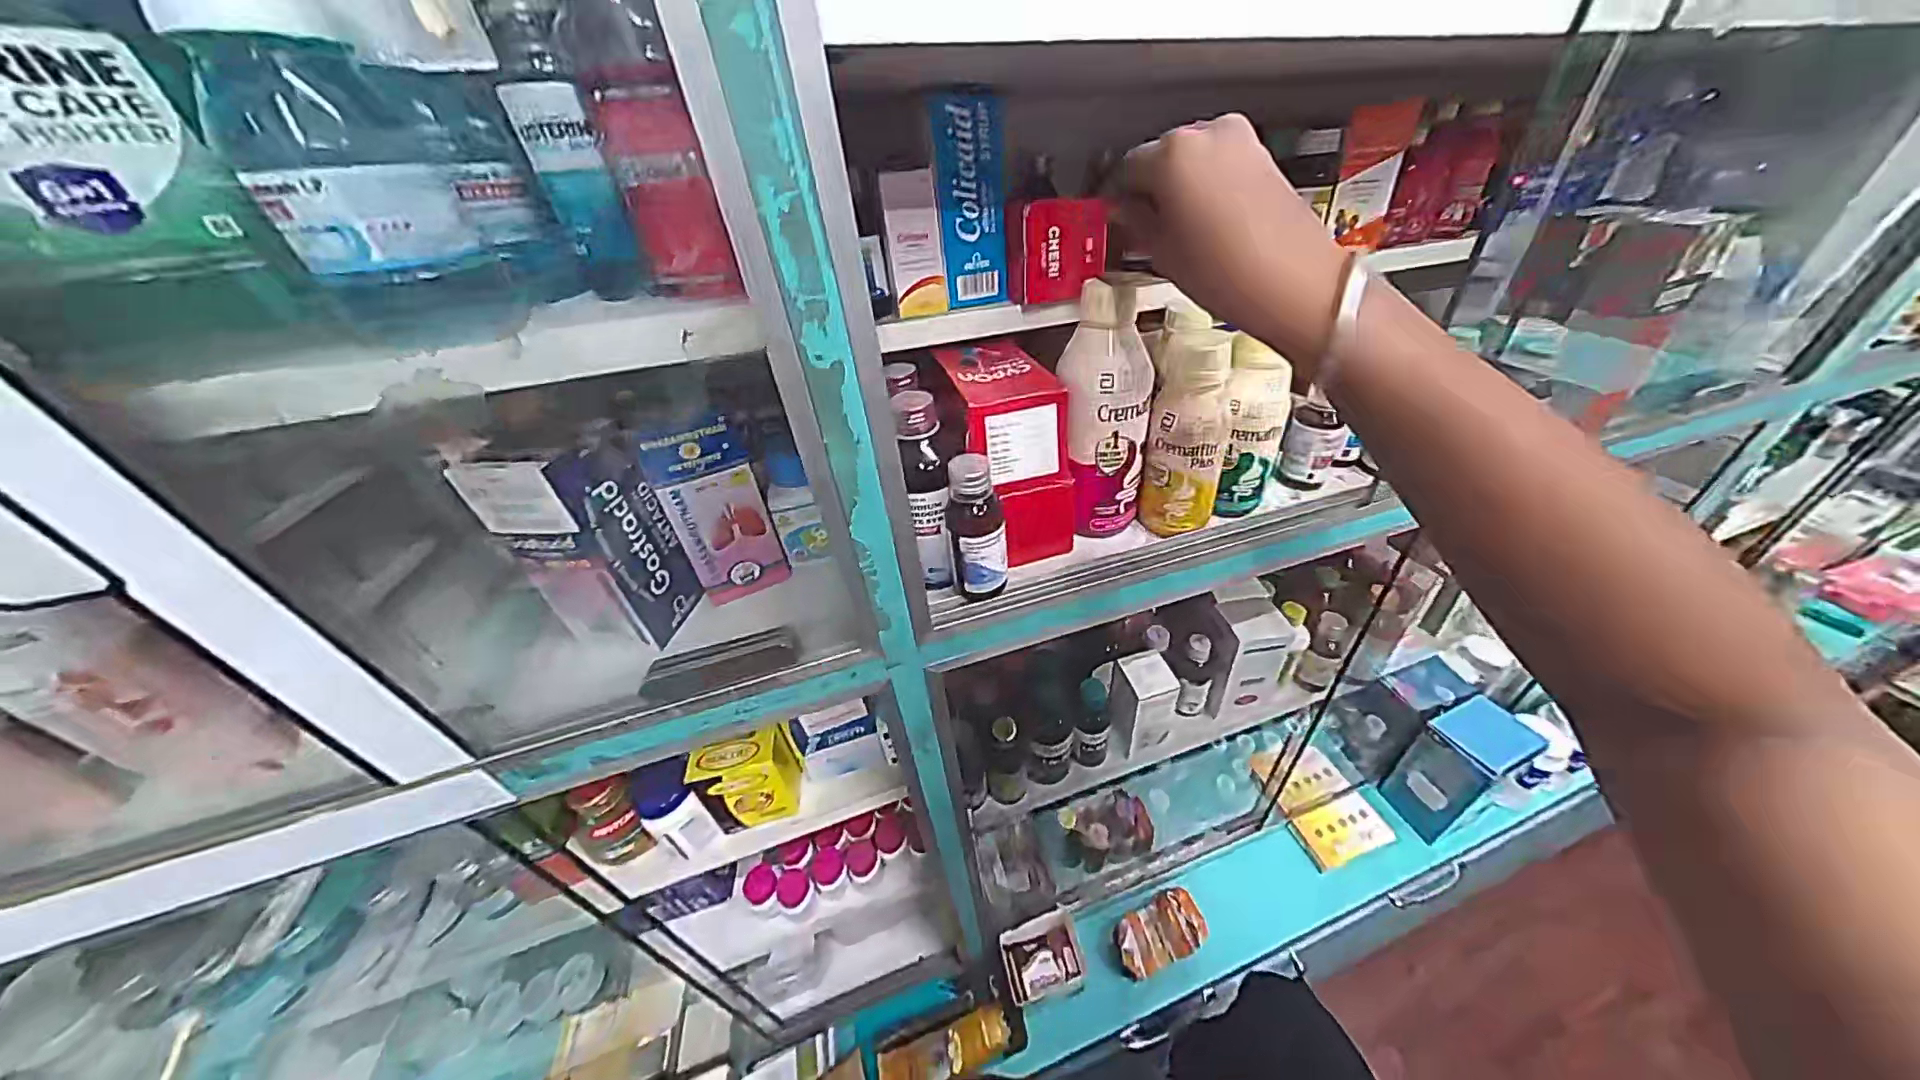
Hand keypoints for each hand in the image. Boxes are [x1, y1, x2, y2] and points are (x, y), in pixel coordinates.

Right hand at [1116, 114, 1347, 375]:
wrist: (1294, 283)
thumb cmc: (1227, 272)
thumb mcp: (1163, 253)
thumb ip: (1135, 223)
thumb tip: (1122, 212)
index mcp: (1172, 153)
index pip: (1125, 168)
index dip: (1115, 197)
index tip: (1113, 218)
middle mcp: (1206, 133)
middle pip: (1159, 158)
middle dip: (1148, 190)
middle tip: (1141, 229)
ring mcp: (1239, 141)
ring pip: (1190, 161)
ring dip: (1177, 189)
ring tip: (1175, 232)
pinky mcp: (1261, 156)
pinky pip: (1217, 165)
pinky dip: (1204, 188)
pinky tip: (1202, 225)